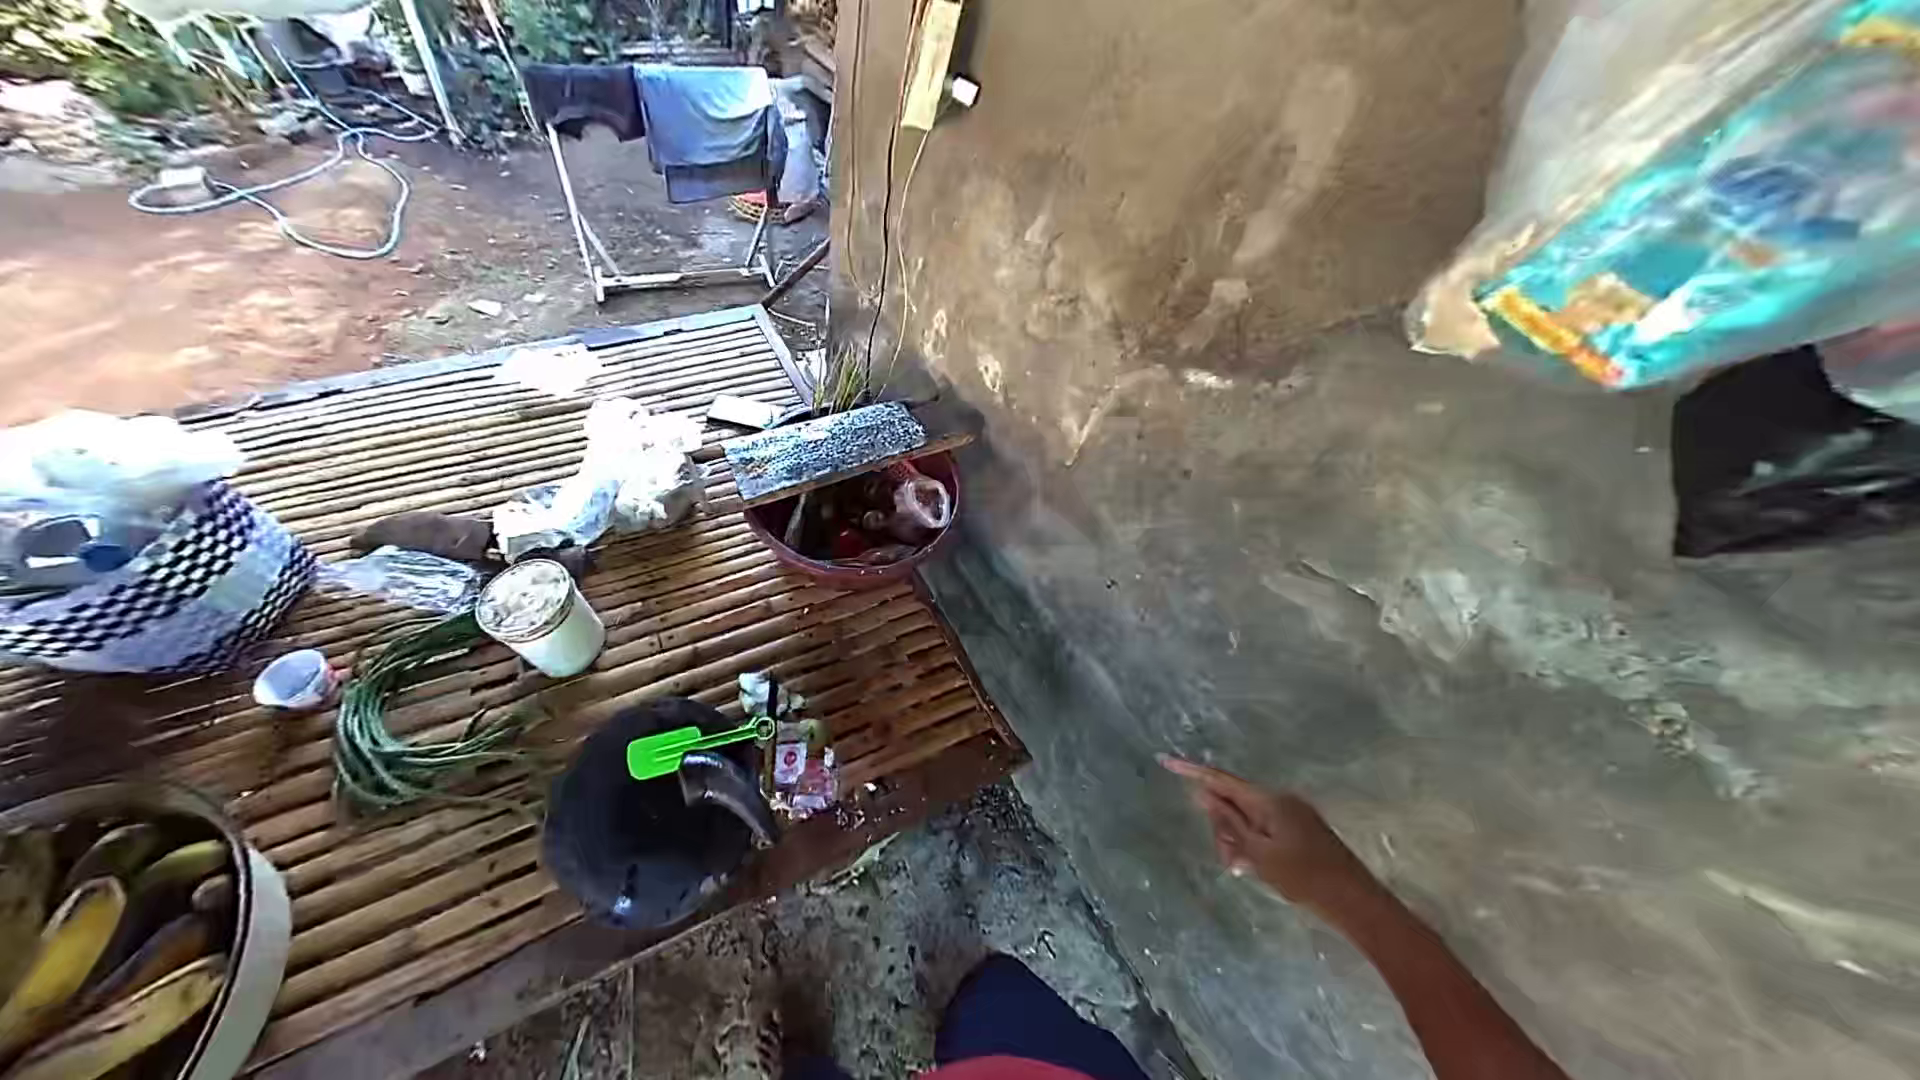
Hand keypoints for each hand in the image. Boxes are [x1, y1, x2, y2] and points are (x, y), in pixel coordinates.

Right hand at [1160, 756, 1376, 909]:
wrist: (1356, 903)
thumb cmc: (1304, 878)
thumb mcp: (1257, 852)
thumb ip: (1229, 822)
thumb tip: (1204, 794)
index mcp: (1268, 800)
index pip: (1221, 780)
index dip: (1192, 771)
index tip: (1166, 760)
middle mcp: (1279, 800)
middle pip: (1234, 802)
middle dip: (1222, 826)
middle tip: (1227, 860)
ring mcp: (1292, 814)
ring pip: (1248, 818)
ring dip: (1238, 840)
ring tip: (1242, 869)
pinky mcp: (1300, 830)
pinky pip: (1263, 828)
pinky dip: (1252, 844)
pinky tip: (1253, 866)